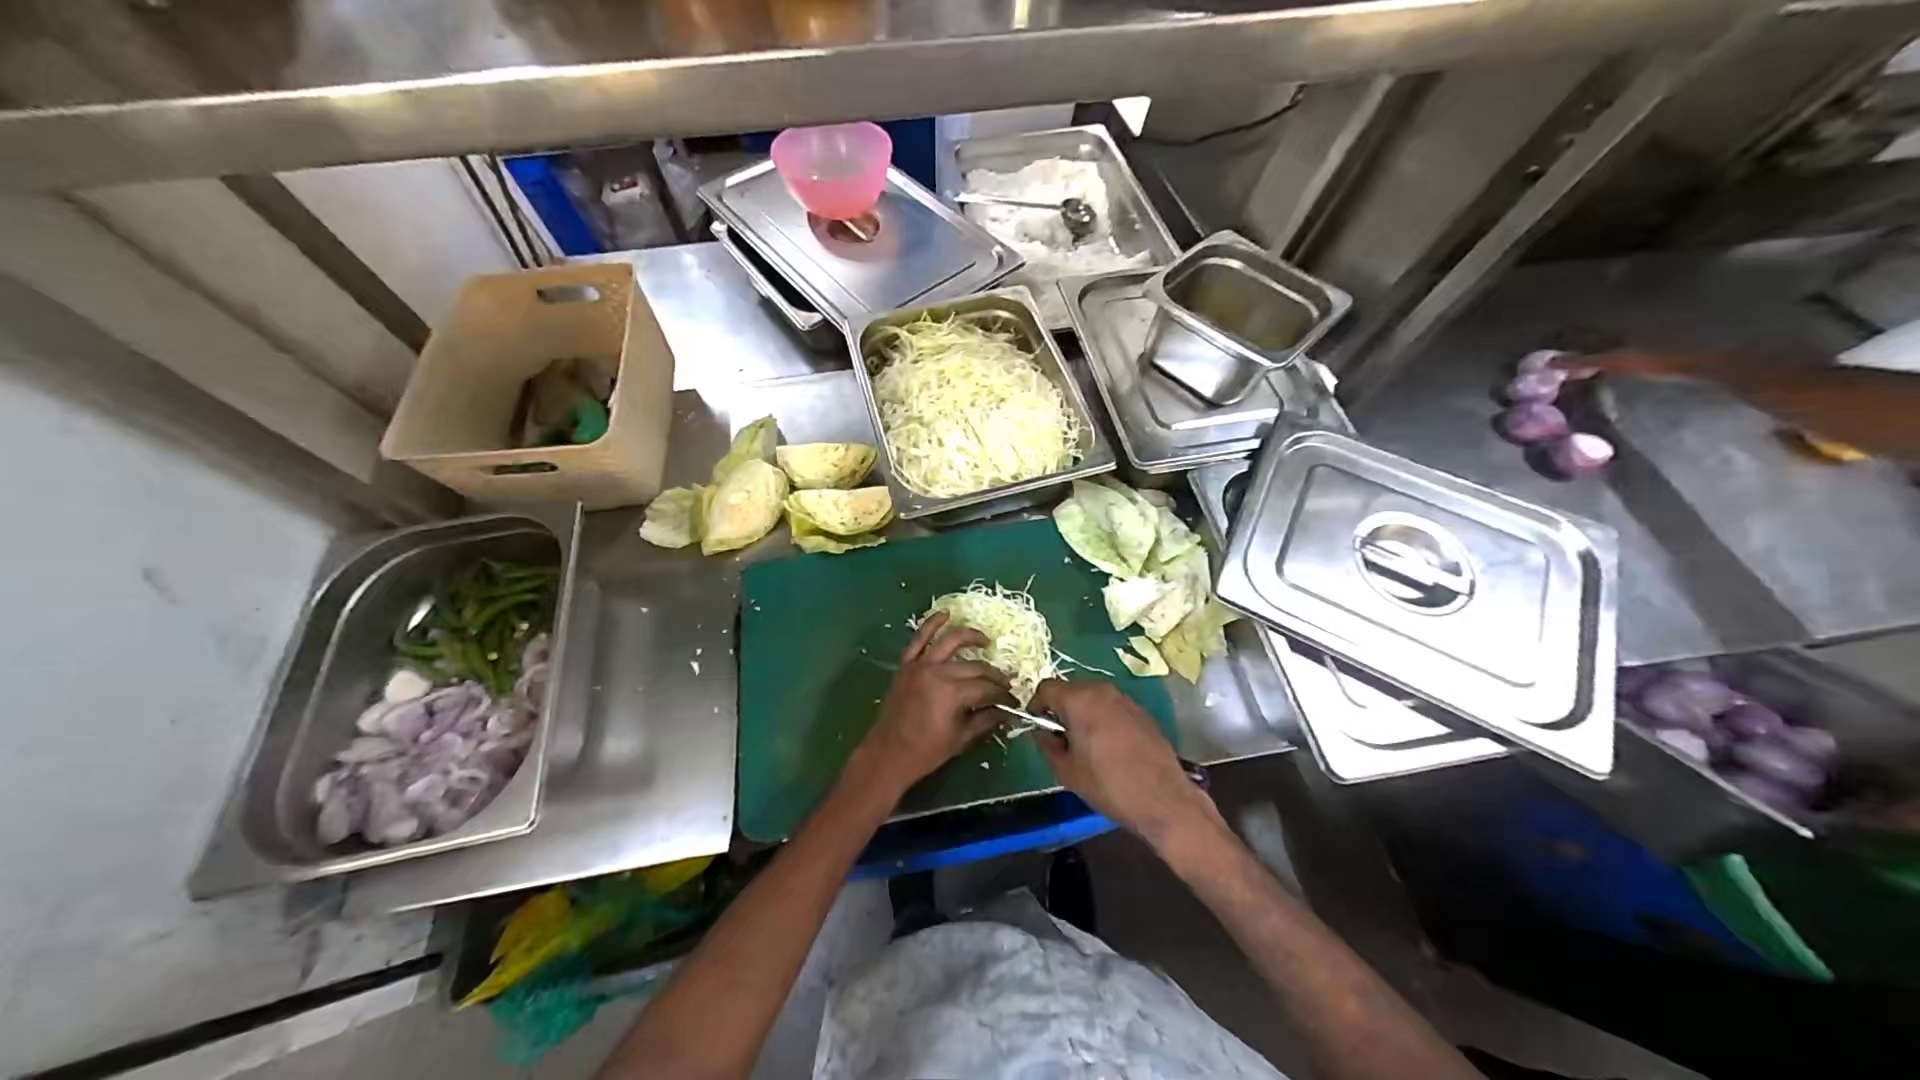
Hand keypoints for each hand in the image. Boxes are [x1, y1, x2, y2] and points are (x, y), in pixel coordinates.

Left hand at [850, 612, 1012, 798]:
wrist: (888, 754)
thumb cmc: (926, 751)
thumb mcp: (961, 738)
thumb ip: (986, 719)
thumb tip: (1007, 710)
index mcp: (952, 693)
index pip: (987, 688)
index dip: (1003, 695)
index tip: (1013, 701)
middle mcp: (937, 672)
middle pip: (974, 667)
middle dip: (994, 675)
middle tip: (1006, 683)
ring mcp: (919, 665)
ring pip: (950, 642)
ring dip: (971, 637)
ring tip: (986, 641)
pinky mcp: (906, 665)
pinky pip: (919, 639)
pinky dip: (932, 624)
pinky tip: (946, 614)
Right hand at [1030, 678, 1219, 845]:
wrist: (1163, 800)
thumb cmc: (1108, 785)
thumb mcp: (1067, 771)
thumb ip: (1047, 746)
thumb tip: (1041, 733)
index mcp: (1080, 700)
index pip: (1047, 688)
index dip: (1036, 705)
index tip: (1036, 725)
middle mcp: (1103, 691)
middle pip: (1071, 689)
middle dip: (1060, 708)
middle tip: (1059, 736)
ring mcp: (1126, 700)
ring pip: (1094, 697)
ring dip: (1083, 712)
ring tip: (1084, 742)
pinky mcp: (1143, 713)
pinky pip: (1113, 707)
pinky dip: (1103, 718)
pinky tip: (1108, 746)